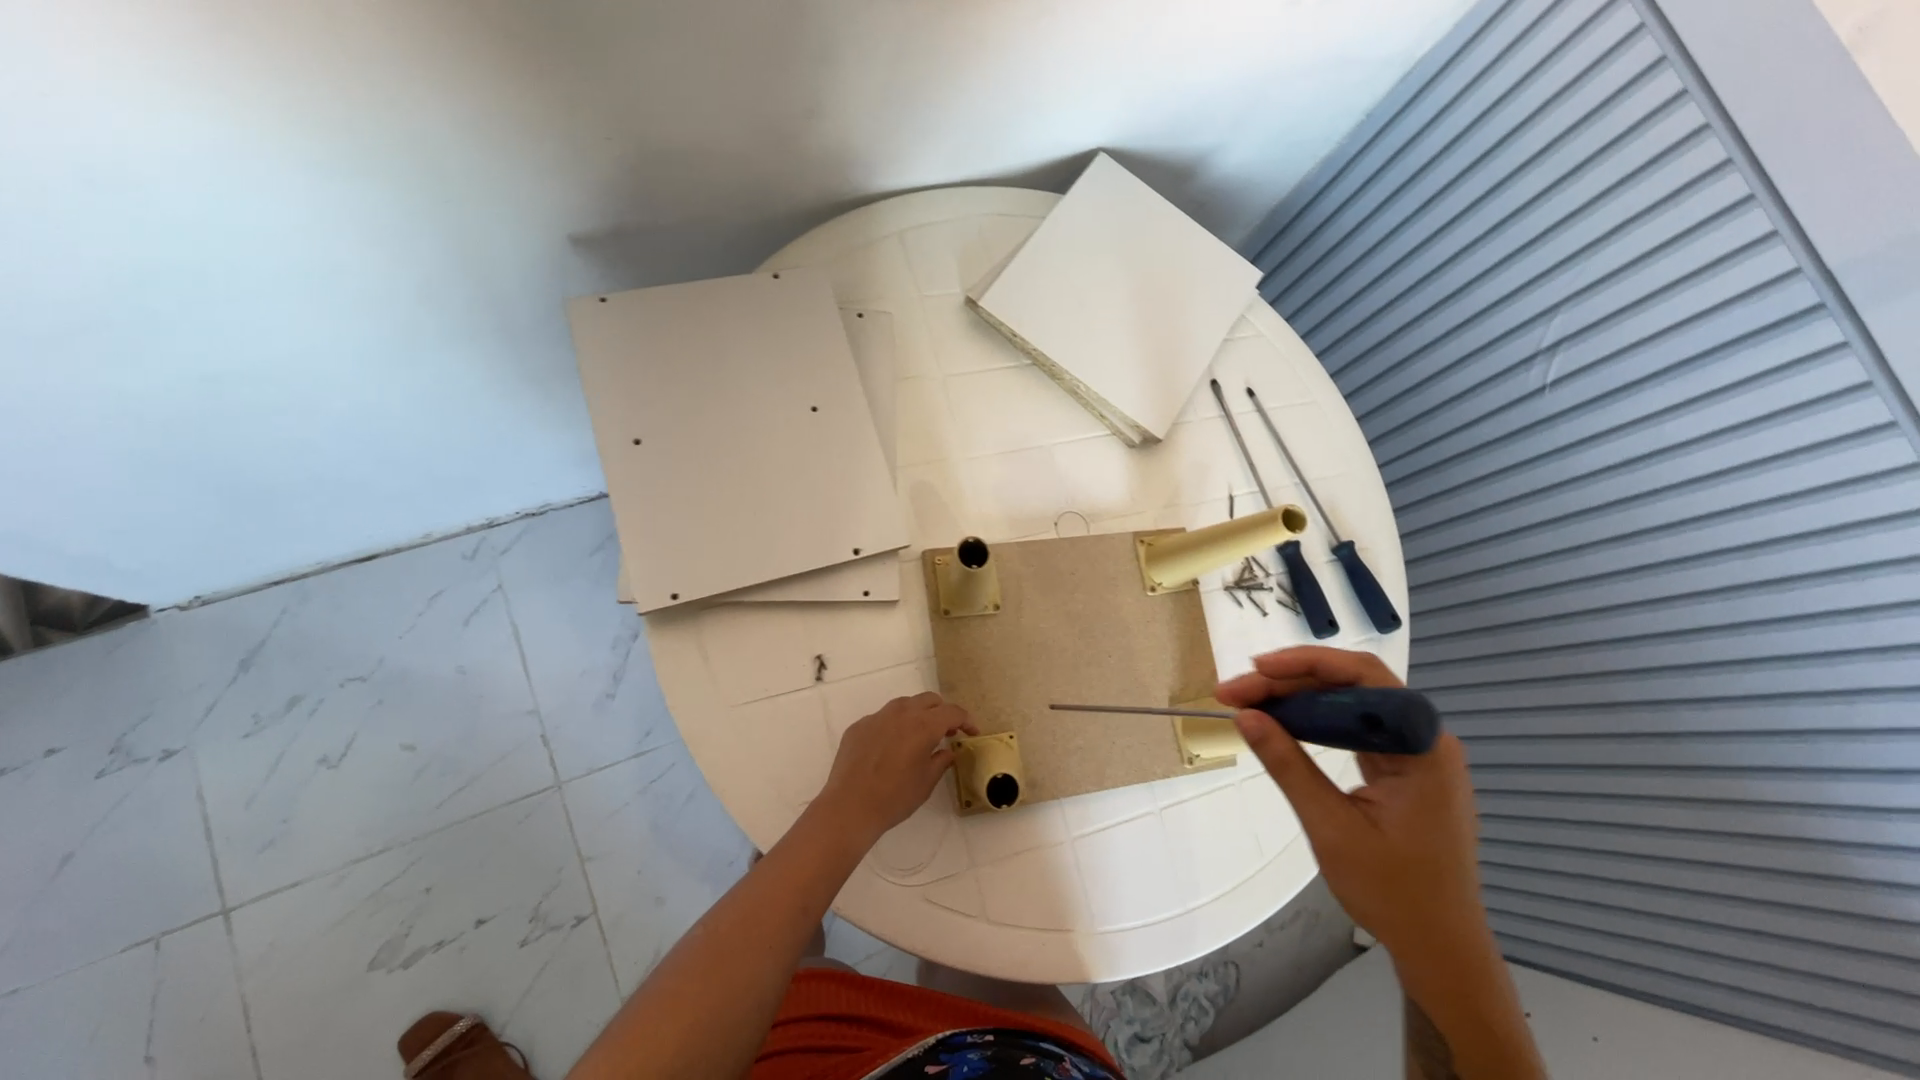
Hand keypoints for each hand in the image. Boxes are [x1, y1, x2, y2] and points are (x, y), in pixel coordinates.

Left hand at [816, 692, 977, 842]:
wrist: (849, 807)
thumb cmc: (894, 797)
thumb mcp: (926, 782)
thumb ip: (941, 761)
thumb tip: (947, 752)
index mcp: (923, 726)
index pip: (952, 712)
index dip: (966, 721)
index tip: (971, 733)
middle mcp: (900, 714)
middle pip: (929, 700)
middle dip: (942, 713)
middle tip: (947, 733)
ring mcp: (876, 718)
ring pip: (904, 705)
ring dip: (917, 715)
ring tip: (919, 737)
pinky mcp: (858, 727)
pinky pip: (882, 718)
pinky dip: (894, 726)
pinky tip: (890, 748)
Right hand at [1217, 647, 1485, 957]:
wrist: (1441, 947)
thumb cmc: (1392, 892)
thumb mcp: (1330, 826)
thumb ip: (1288, 765)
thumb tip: (1245, 716)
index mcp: (1422, 747)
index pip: (1362, 677)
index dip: (1304, 664)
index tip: (1254, 670)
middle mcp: (1427, 740)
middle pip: (1354, 687)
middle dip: (1290, 683)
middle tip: (1233, 693)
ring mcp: (1420, 756)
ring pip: (1353, 707)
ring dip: (1300, 702)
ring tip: (1248, 704)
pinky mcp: (1408, 772)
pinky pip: (1359, 732)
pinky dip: (1319, 725)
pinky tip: (1284, 726)